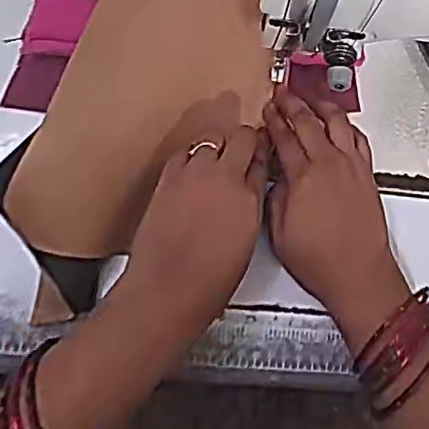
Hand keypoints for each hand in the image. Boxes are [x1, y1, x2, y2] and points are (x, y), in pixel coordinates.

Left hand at [125, 94, 268, 327]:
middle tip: (239, 152)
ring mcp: (195, 174)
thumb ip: (251, 206)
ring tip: (212, 164)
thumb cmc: (208, 281)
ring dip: (216, 147)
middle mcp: (225, 178)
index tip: (259, 152)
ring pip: (212, 139)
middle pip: (242, 137)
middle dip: (243, 142)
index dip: (261, 153)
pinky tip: (189, 172)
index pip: (262, 158)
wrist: (166, 291)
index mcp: (250, 198)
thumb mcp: (246, 242)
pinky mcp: (168, 177)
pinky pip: (184, 152)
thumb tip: (248, 189)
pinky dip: (190, 156)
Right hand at [262, 88, 411, 350]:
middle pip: (308, 121)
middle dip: (292, 103)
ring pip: (336, 121)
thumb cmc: (321, 261)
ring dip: (321, 105)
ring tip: (311, 98)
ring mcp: (350, 166)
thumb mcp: (280, 233)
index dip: (274, 120)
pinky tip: (341, 122)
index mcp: (304, 177)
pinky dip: (347, 124)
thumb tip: (274, 178)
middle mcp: (329, 165)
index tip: (268, 109)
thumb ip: (274, 197)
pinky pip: (357, 137)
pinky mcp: (366, 172)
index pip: (284, 137)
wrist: (358, 274)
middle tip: (283, 93)